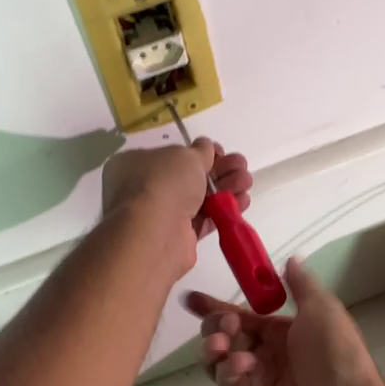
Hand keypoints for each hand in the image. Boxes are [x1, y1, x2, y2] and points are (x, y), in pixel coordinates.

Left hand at [102, 138, 252, 274]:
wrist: (156, 232)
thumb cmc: (164, 183)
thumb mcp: (186, 155)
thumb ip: (200, 151)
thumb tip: (206, 148)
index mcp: (137, 163)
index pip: (170, 155)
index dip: (198, 152)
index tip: (220, 152)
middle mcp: (146, 188)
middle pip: (189, 176)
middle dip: (219, 170)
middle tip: (241, 165)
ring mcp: (162, 214)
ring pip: (199, 198)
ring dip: (225, 188)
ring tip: (247, 182)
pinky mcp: (179, 237)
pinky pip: (204, 219)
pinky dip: (223, 210)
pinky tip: (243, 201)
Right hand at [185, 259, 384, 385]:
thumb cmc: (336, 356)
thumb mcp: (323, 309)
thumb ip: (302, 285)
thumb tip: (291, 260)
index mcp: (285, 336)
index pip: (244, 318)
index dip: (218, 307)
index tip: (192, 299)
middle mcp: (268, 360)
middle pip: (226, 338)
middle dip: (216, 324)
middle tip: (223, 323)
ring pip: (219, 361)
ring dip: (215, 346)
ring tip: (222, 343)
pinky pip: (226, 385)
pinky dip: (228, 371)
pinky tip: (241, 366)